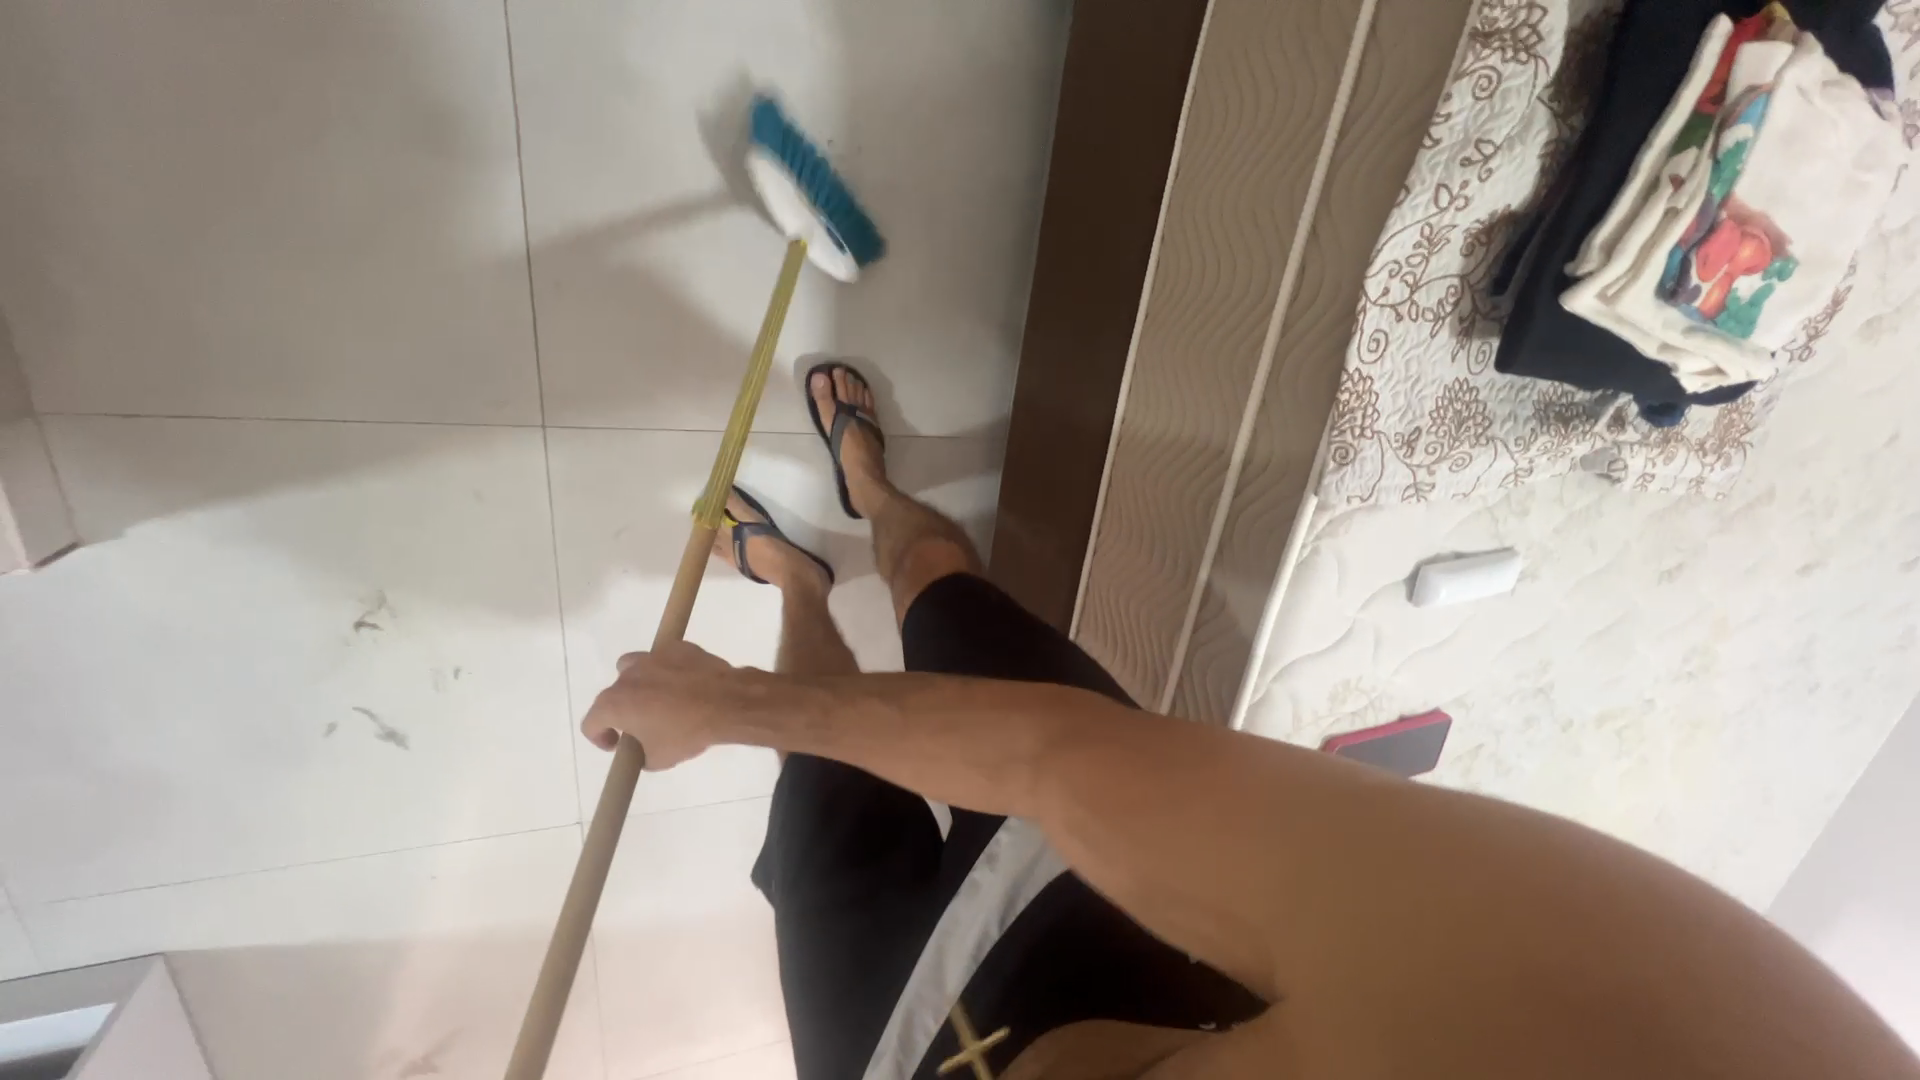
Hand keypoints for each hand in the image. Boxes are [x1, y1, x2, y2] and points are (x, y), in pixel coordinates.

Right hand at [580, 641, 743, 768]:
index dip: (600, 737)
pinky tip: (685, 684)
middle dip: (623, 711)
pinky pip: (664, 660)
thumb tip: (643, 751)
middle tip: (642, 725)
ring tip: (658, 698)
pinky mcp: (677, 647)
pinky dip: (668, 671)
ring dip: (638, 684)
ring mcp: (652, 657)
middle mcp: (627, 676)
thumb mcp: (659, 759)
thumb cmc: (687, 732)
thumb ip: (641, 755)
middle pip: (613, 694)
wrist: (727, 702)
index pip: (591, 723)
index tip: (616, 746)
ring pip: (633, 668)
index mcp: (615, 704)